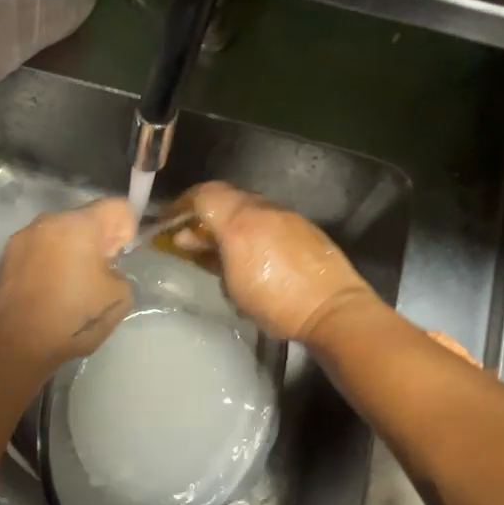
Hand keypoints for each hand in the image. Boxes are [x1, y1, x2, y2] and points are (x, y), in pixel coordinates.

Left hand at [0, 199, 135, 369]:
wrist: (18, 344)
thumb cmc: (74, 319)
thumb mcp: (119, 298)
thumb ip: (118, 271)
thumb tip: (104, 268)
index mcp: (79, 225)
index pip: (117, 206)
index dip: (127, 229)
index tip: (120, 258)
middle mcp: (48, 221)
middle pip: (85, 218)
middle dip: (97, 240)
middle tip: (99, 274)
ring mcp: (22, 237)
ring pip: (59, 233)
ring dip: (70, 250)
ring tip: (70, 286)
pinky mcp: (5, 257)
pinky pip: (38, 249)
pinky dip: (48, 262)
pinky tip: (48, 292)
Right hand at [172, 181, 377, 341]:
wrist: (333, 309)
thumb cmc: (276, 305)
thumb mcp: (232, 288)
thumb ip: (209, 257)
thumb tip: (188, 239)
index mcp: (239, 223)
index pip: (203, 195)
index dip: (182, 204)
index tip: (171, 221)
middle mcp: (262, 209)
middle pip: (225, 195)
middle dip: (205, 211)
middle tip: (193, 233)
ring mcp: (285, 214)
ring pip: (248, 204)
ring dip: (229, 218)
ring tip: (221, 243)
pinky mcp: (302, 224)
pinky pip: (268, 216)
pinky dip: (252, 225)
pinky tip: (252, 249)